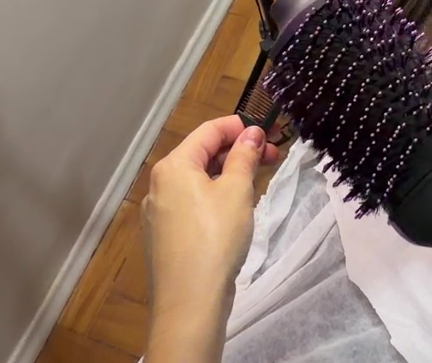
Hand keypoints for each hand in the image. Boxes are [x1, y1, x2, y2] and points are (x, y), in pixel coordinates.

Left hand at [141, 116, 281, 361]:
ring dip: (229, 173)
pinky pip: (192, 202)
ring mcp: (159, 212)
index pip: (210, 130)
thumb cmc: (215, 238)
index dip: (242, 126)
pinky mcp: (165, 236)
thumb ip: (244, 156)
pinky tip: (236, 208)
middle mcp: (160, 184)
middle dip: (238, 151)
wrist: (190, 305)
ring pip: (199, 179)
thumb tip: (251, 133)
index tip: (271, 133)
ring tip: (259, 181)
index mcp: (174, 166)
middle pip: (203, 153)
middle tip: (273, 157)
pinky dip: (216, 195)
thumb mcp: (237, 190)